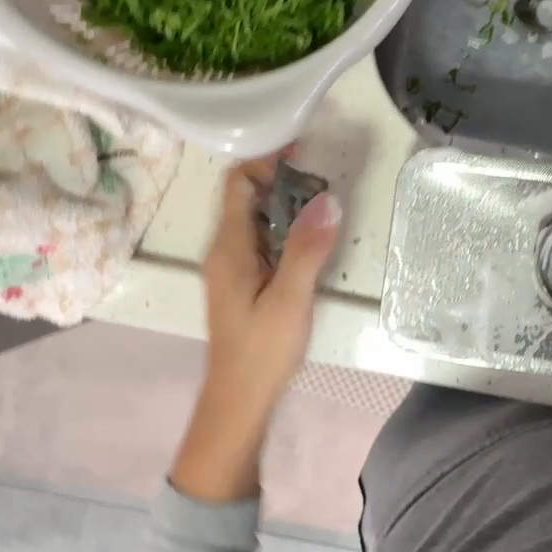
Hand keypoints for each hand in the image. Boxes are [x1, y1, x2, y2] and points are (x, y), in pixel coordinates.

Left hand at [172, 159, 340, 502]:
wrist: (239, 400)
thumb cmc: (262, 351)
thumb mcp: (290, 299)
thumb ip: (308, 249)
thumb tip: (328, 198)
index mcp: (228, 248)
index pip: (238, 183)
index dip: (268, 160)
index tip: (305, 151)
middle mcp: (223, 251)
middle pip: (246, 196)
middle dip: (281, 178)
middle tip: (324, 175)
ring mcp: (231, 268)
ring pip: (255, 219)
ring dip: (286, 204)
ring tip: (325, 202)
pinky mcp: (242, 283)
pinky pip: (261, 241)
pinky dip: (285, 229)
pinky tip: (312, 240)